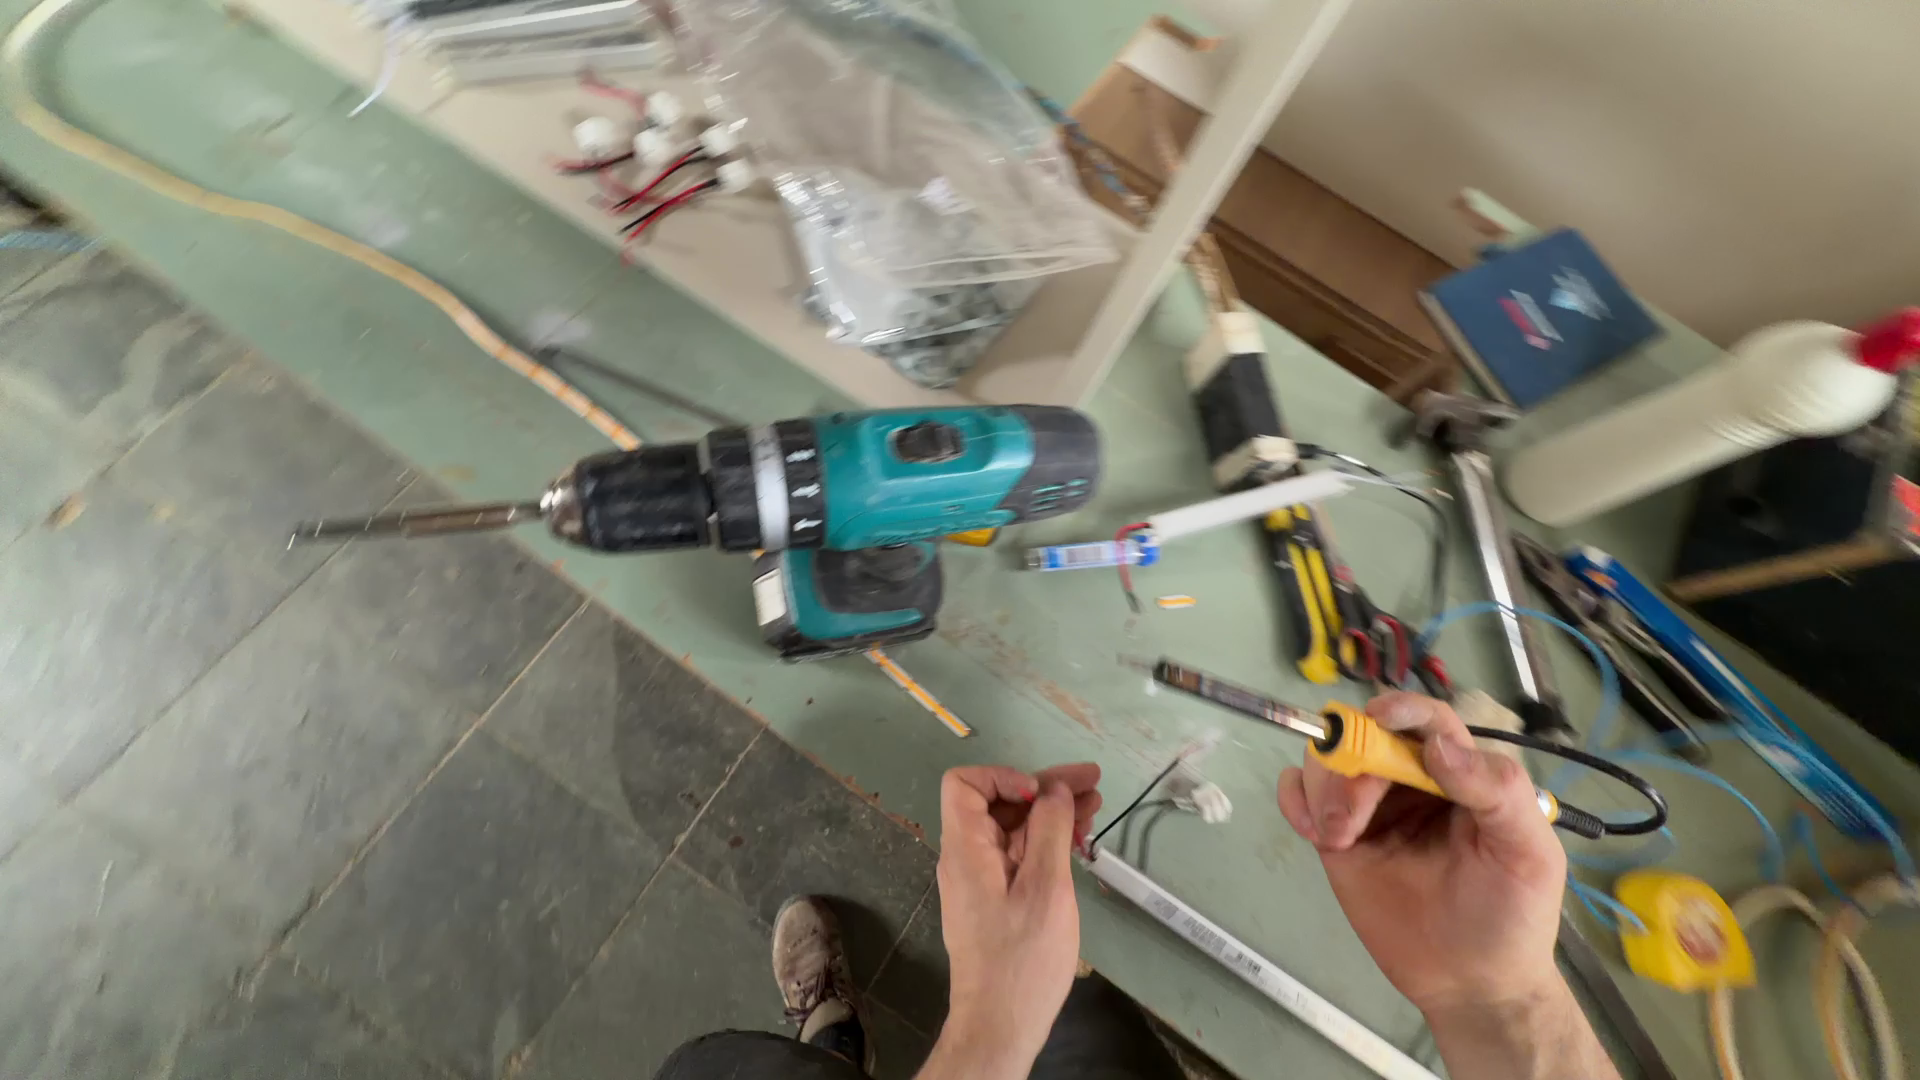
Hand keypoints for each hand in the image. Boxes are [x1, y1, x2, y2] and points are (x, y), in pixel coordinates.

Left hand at [924, 763, 1100, 1078]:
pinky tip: (1079, 836)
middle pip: (999, 803)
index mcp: (965, 847)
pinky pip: (1018, 853)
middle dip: (1044, 788)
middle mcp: (967, 855)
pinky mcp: (996, 897)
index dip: (1003, 777)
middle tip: (1092, 782)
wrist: (1000, 1028)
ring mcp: (982, 877)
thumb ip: (1049, 829)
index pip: (965, 784)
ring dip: (1052, 812)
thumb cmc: (1022, 956)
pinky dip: (1047, 839)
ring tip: (1095, 803)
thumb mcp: (1044, 887)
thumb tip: (1053, 788)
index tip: (1042, 795)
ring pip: (1013, 827)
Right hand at [1277, 693, 1565, 1015]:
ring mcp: (1364, 803)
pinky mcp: (1331, 827)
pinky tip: (1310, 832)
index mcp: (1457, 774)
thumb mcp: (1527, 855)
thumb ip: (1499, 794)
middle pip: (1361, 736)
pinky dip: (1291, 798)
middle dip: (1348, 769)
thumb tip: (1439, 747)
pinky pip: (1295, 788)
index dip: (1400, 708)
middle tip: (1348, 821)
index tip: (1377, 719)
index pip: (1427, 720)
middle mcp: (1406, 779)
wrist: (1466, 981)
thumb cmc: (1509, 915)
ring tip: (1337, 839)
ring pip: (1323, 758)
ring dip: (1321, 791)